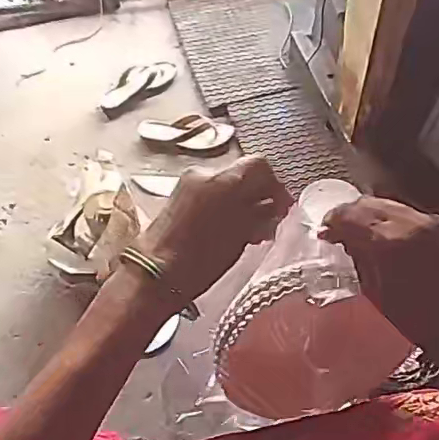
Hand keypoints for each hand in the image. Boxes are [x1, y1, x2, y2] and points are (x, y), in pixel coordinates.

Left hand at [137, 155, 291, 300]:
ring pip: (227, 184)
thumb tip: (275, 205)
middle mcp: (205, 173)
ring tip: (251, 230)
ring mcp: (189, 183)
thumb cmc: (202, 259)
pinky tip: (230, 229)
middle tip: (269, 220)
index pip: (260, 166)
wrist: (155, 273)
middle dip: (259, 194)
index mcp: (225, 180)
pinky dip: (226, 205)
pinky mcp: (179, 196)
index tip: (282, 207)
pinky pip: (211, 192)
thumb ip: (262, 214)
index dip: (275, 185)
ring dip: (243, 201)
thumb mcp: (241, 236)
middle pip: (243, 173)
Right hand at [319, 197, 438, 349]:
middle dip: (349, 214)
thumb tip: (343, 240)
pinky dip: (387, 217)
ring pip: (388, 203)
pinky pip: (404, 212)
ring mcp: (428, 223)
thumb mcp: (374, 290)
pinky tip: (380, 233)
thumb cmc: (414, 318)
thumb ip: (357, 257)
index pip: (352, 215)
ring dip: (368, 213)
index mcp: (391, 241)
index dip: (334, 221)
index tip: (324, 232)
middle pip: (369, 203)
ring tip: (356, 231)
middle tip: (336, 229)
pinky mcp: (438, 228)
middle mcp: (411, 224)